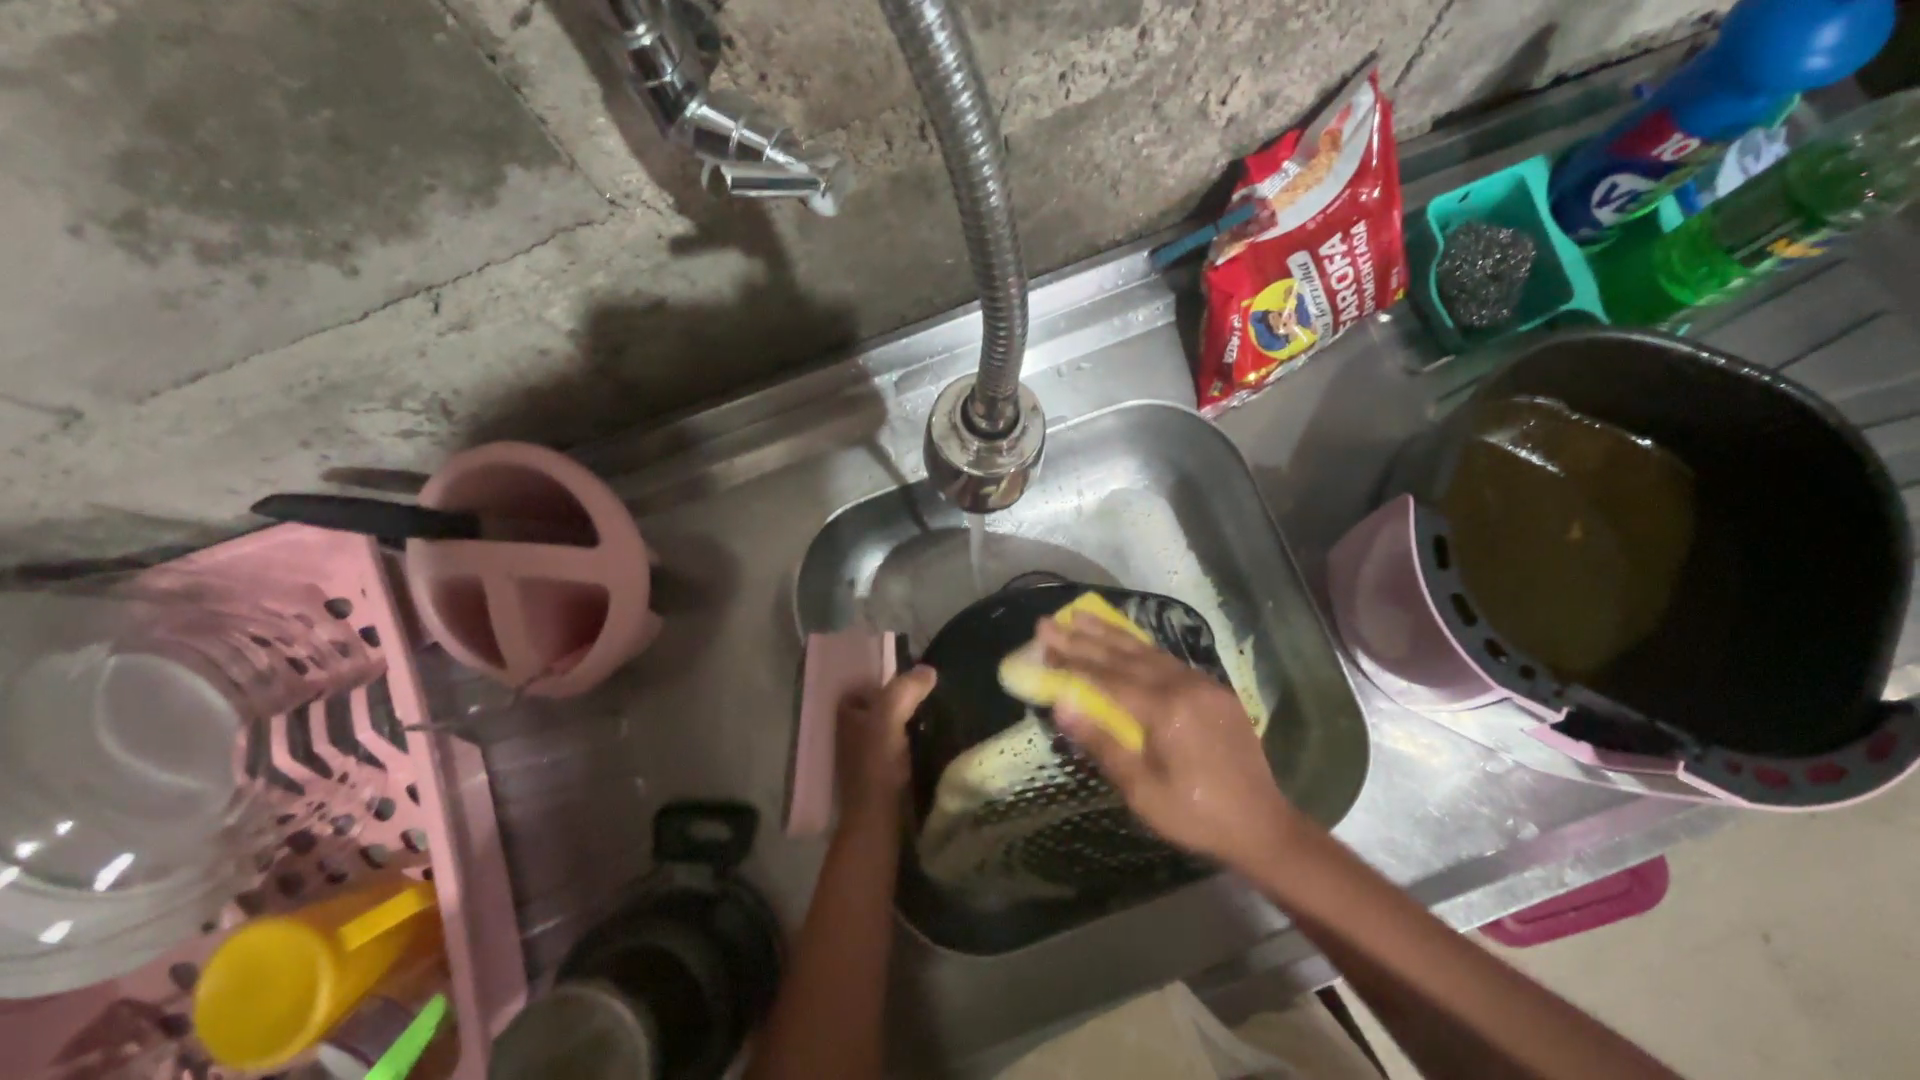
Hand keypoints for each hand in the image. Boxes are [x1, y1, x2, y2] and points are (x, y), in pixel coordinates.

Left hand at [836, 665, 936, 820]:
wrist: (877, 820)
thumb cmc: (877, 765)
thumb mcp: (888, 717)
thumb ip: (905, 690)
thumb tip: (928, 671)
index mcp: (846, 717)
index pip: (860, 689)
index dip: (881, 683)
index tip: (911, 682)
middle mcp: (850, 736)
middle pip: (876, 711)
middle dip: (899, 705)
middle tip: (930, 698)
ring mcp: (864, 760)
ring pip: (888, 733)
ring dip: (908, 728)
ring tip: (937, 719)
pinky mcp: (880, 781)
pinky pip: (897, 755)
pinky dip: (912, 749)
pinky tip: (932, 746)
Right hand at [1037, 616, 1299, 868]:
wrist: (1262, 826)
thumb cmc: (1194, 815)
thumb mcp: (1141, 790)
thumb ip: (1101, 743)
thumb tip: (1062, 704)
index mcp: (1164, 710)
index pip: (1106, 677)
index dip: (1070, 661)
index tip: (1041, 642)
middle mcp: (1184, 686)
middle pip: (1124, 656)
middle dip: (1083, 638)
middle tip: (1049, 621)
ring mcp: (1204, 685)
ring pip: (1148, 652)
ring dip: (1111, 635)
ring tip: (1081, 617)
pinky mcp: (1216, 692)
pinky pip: (1169, 661)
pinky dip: (1140, 648)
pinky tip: (1126, 642)